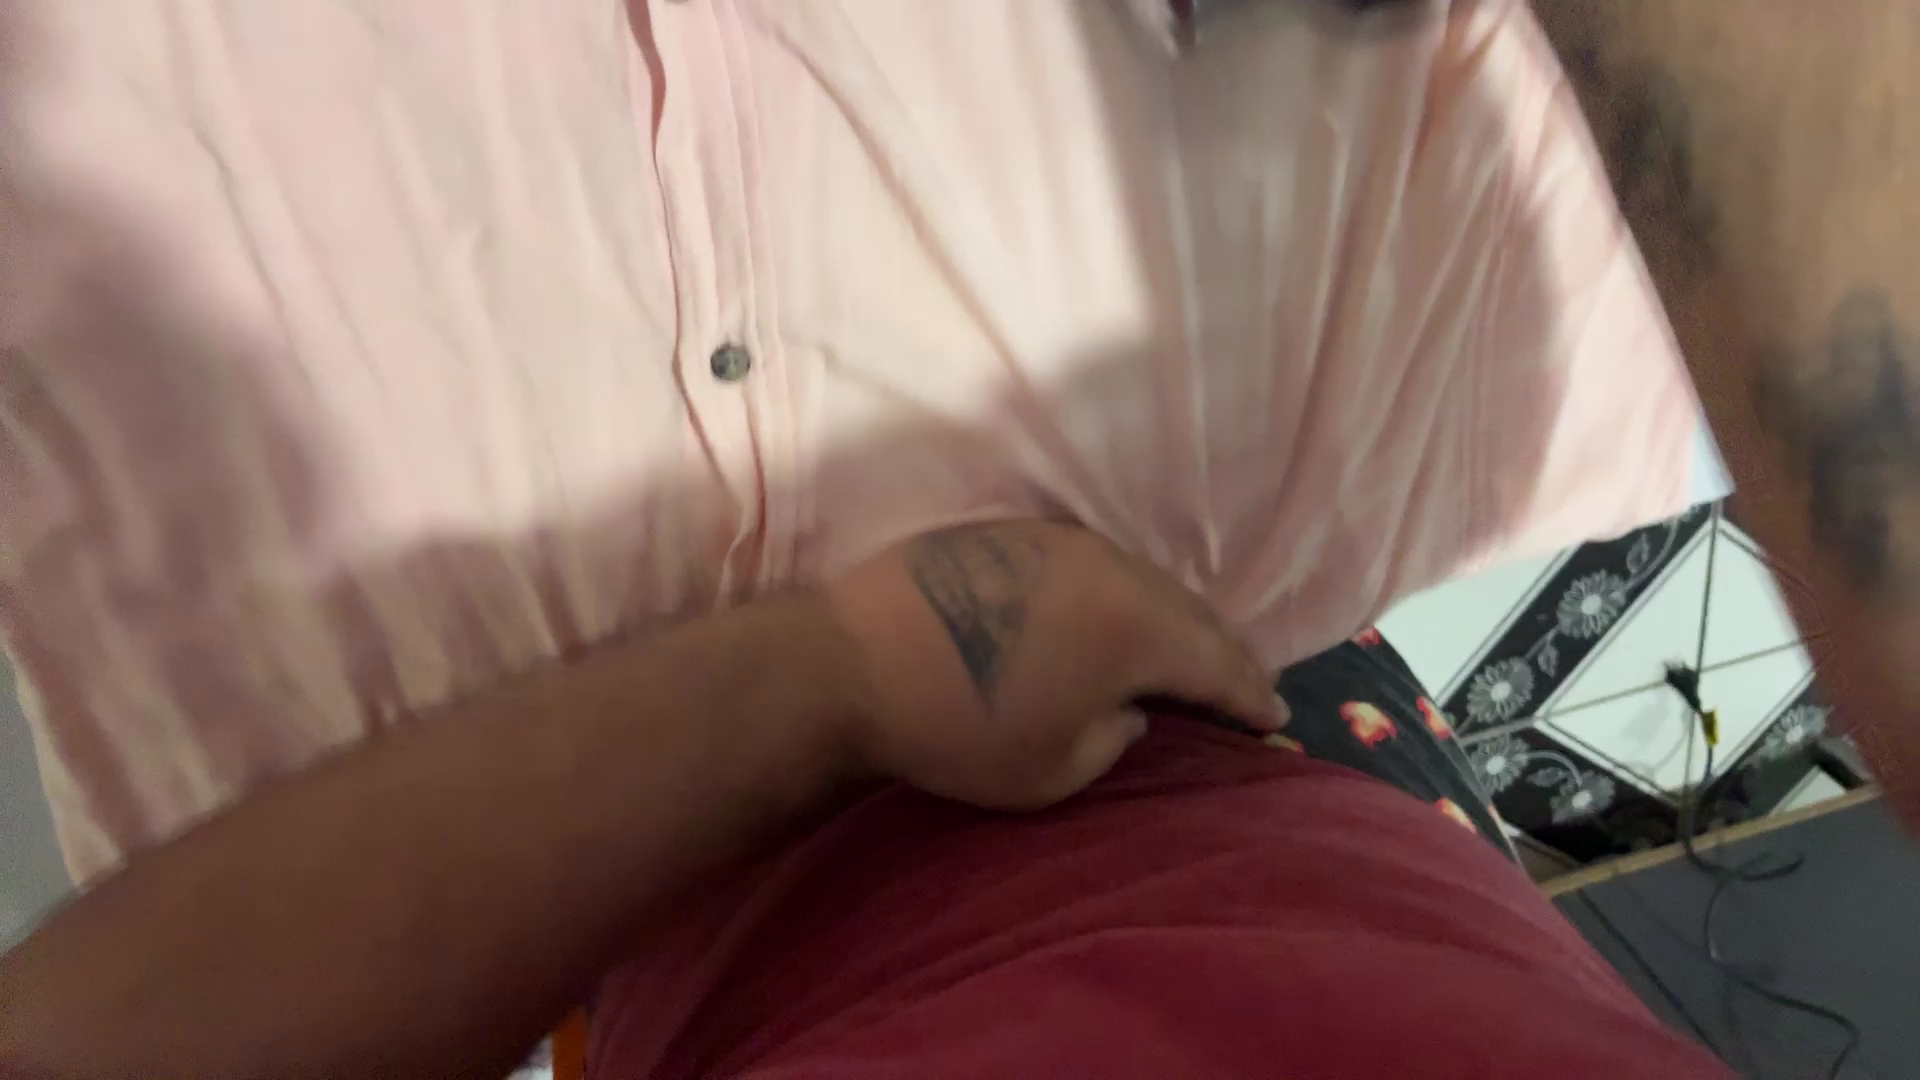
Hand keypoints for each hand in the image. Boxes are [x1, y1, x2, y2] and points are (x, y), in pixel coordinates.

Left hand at [825, 520, 1285, 809]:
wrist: (852, 658)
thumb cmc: (956, 727)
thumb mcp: (1054, 767)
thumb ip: (1116, 734)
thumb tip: (1132, 702)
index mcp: (1131, 627)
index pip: (1215, 663)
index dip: (1251, 694)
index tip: (1276, 716)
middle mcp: (1108, 569)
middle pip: (1187, 611)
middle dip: (1223, 651)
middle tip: (1249, 681)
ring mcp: (1059, 541)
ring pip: (1142, 579)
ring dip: (1174, 616)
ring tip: (1192, 647)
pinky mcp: (1016, 533)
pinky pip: (1096, 564)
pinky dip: (1124, 593)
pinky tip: (1120, 610)